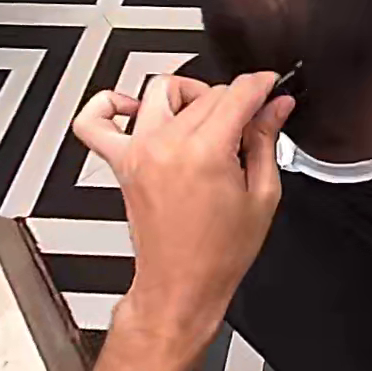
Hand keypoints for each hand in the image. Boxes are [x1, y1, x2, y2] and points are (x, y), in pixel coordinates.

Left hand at [73, 73, 292, 351]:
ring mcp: (139, 152)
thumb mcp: (263, 193)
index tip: (273, 88)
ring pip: (164, 90)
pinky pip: (94, 122)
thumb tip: (277, 107)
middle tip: (255, 121)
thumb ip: (267, 140)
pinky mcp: (122, 163)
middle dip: (238, 99)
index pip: (238, 92)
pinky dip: (109, 105)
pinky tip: (135, 108)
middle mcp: (168, 146)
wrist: (182, 285)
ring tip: (209, 115)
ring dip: (192, 94)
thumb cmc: (219, 252)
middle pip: (209, 91)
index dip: (264, 85)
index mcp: (207, 153)